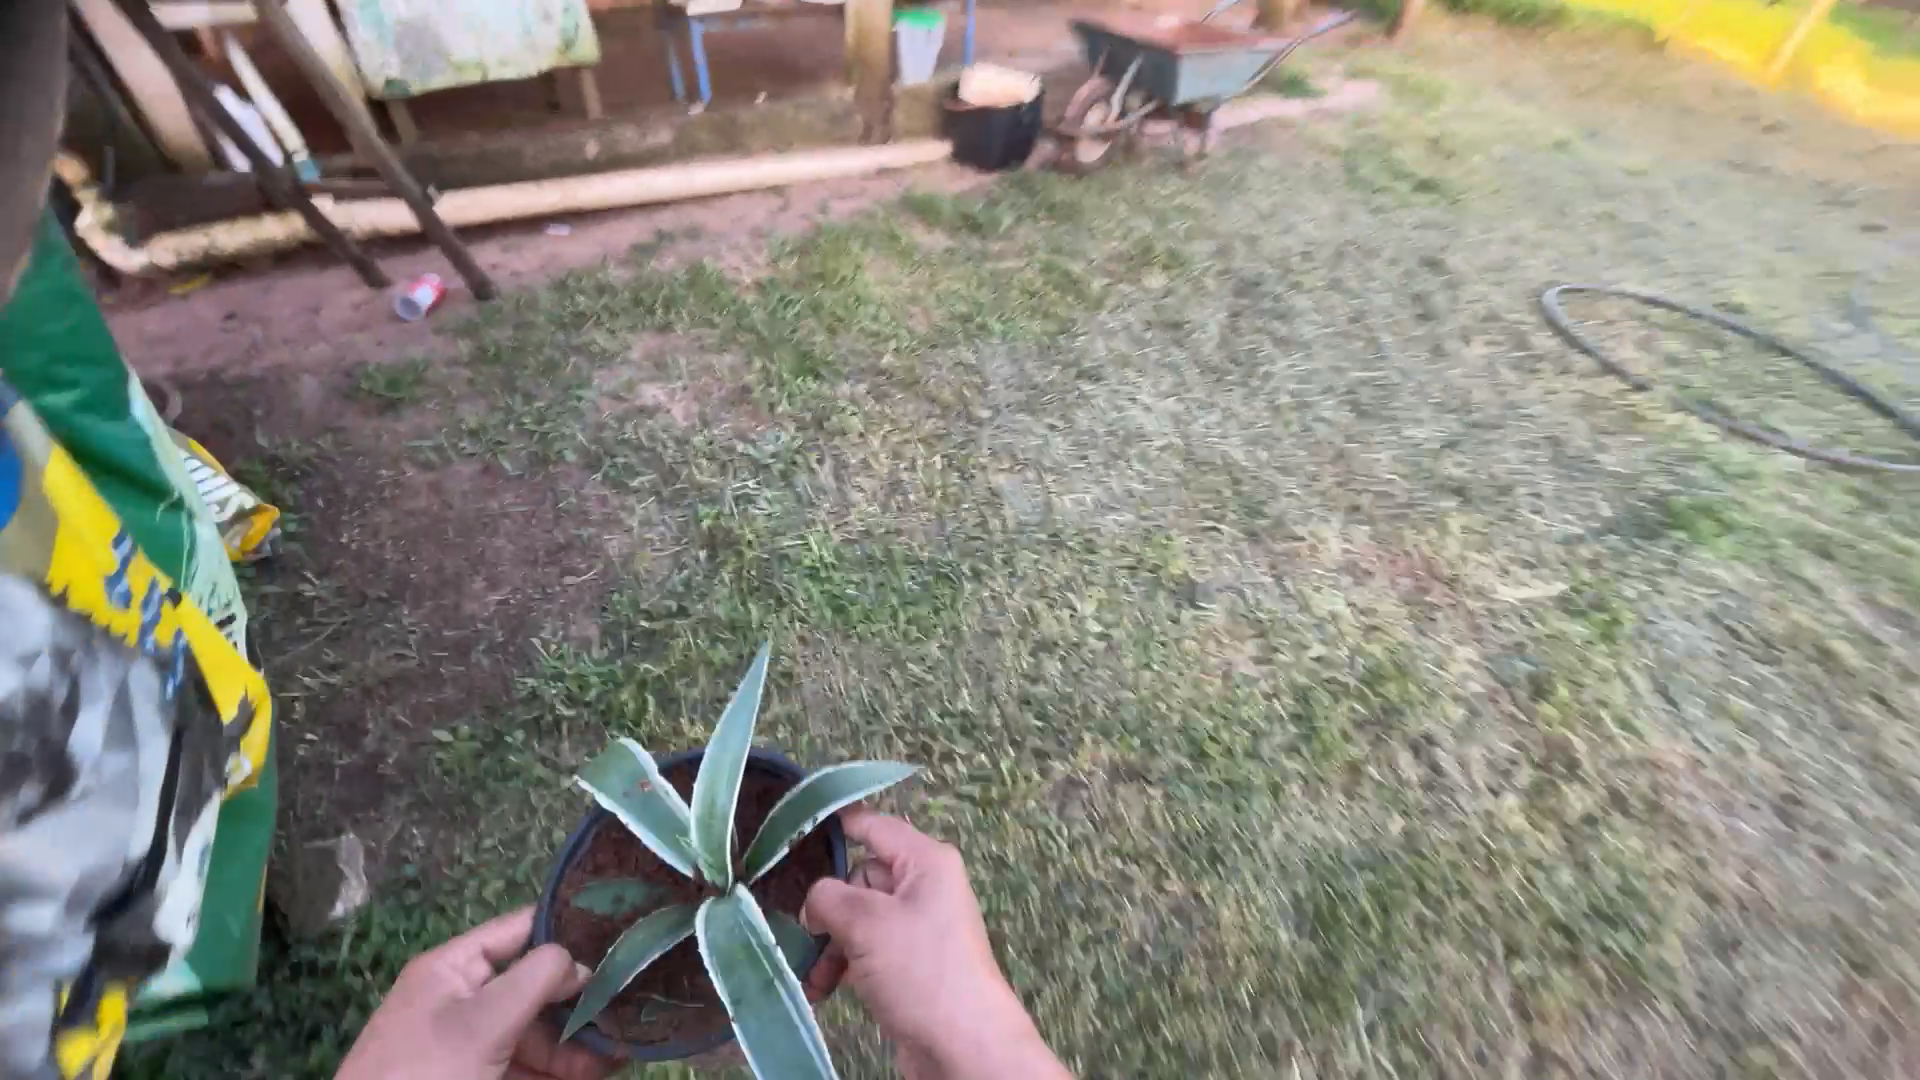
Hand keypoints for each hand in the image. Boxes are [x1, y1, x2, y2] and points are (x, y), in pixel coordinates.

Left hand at [334, 908, 621, 1079]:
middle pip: (538, 986)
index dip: (573, 927)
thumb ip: (541, 976)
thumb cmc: (424, 1077)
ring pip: (538, 1033)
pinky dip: (562, 1070)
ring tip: (621, 1052)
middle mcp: (464, 1001)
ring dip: (580, 1043)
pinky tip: (599, 1071)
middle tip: (629, 1006)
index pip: (525, 928)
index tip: (623, 932)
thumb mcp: (484, 1021)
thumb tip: (583, 964)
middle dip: (583, 1000)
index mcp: (454, 969)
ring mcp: (469, 1048)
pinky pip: (528, 1069)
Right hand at [801, 809, 1070, 1079]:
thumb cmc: (921, 968)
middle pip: (862, 876)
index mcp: (925, 860)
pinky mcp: (910, 961)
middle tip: (809, 935)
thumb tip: (814, 902)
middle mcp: (924, 884)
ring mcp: (918, 924)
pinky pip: (867, 948)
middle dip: (830, 906)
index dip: (838, 824)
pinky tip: (822, 989)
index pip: (875, 826)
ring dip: (830, 943)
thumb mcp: (866, 923)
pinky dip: (843, 964)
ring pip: (860, 916)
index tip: (797, 828)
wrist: (963, 1046)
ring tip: (812, 975)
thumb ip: (828, 898)